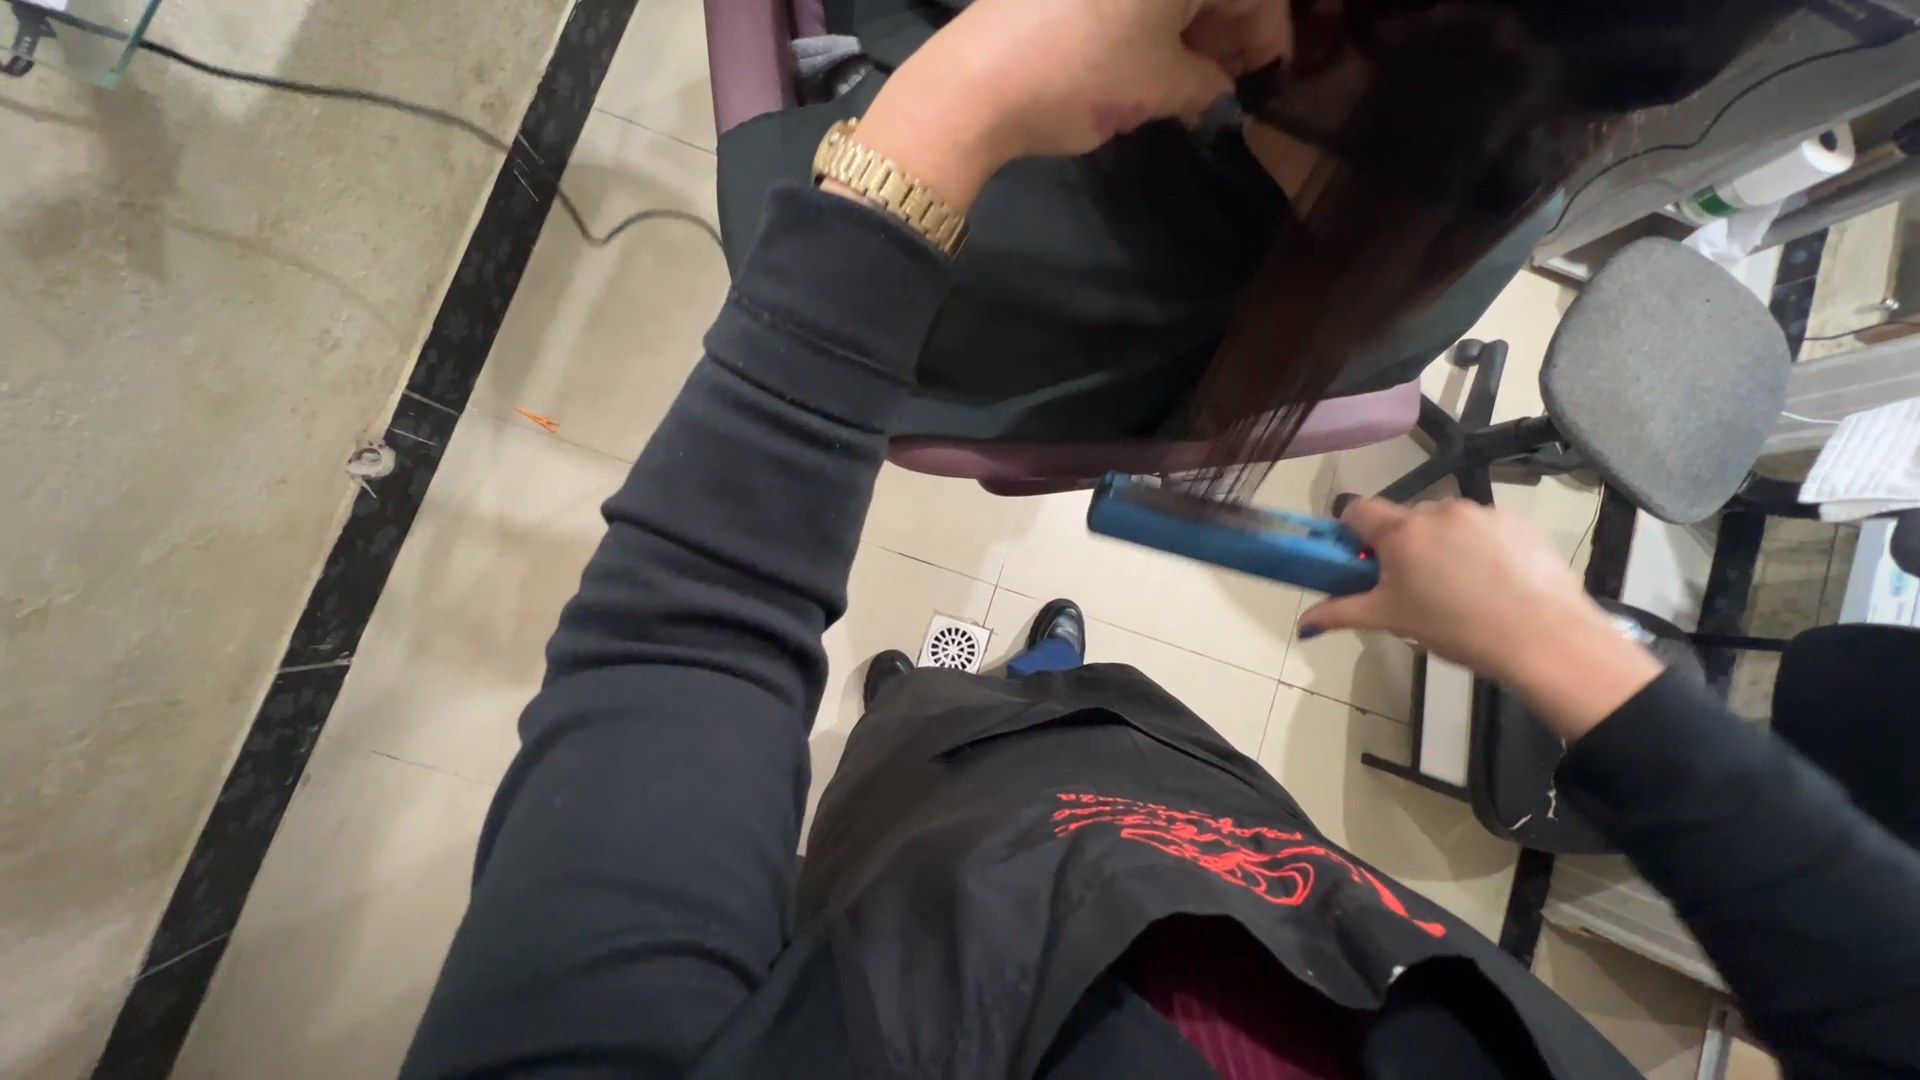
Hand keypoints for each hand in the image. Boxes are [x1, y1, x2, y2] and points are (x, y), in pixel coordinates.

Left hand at [848, 0, 1293, 208]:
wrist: (976, 84)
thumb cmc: (1080, 79)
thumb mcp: (1156, 91)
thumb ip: (1205, 85)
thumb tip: (1218, 87)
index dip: (1265, 34)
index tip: (1261, 77)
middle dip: (1224, 30)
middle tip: (1220, 84)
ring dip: (1186, 28)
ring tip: (1181, 82)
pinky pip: (1129, 0)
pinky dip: (1147, 21)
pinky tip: (1142, 61)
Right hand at [1299, 497, 1663, 739]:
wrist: (1546, 639)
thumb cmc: (1456, 628)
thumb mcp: (1391, 620)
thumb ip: (1341, 613)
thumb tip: (1301, 624)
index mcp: (1401, 532)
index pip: (1357, 509)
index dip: (1353, 531)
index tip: (1362, 559)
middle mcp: (1438, 511)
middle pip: (1403, 519)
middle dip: (1402, 545)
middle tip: (1413, 585)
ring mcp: (1482, 513)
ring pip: (1445, 523)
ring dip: (1441, 545)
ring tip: (1459, 587)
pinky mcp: (1518, 523)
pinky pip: (1483, 528)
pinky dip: (1479, 547)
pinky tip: (1493, 581)